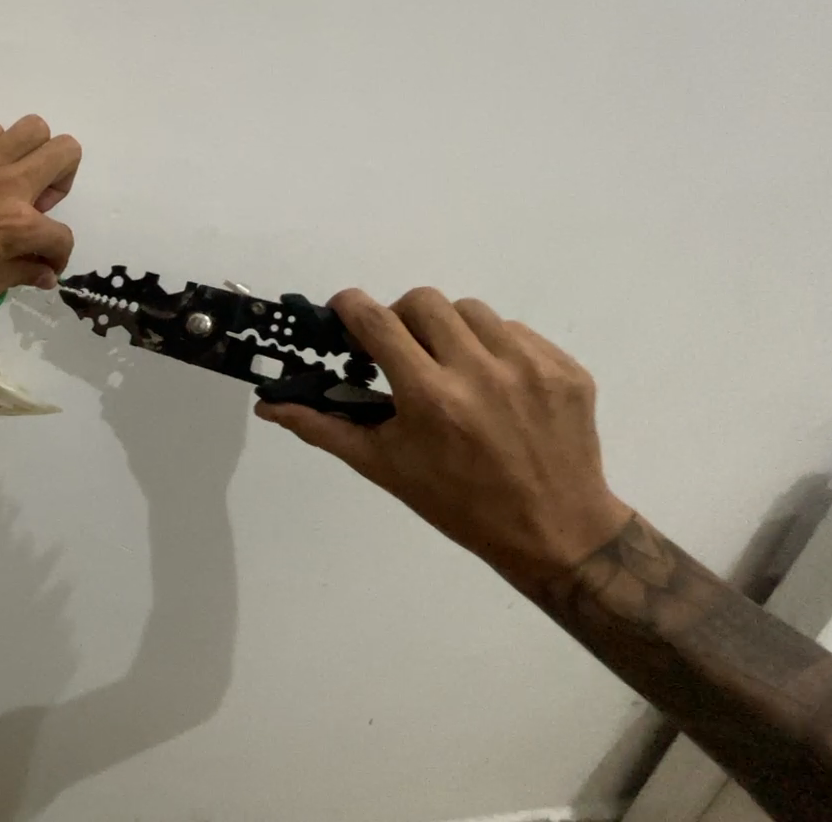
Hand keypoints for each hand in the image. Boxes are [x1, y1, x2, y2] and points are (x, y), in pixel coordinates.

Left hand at [0, 116, 81, 317]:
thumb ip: (17, 273)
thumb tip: (44, 272)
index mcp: (16, 226)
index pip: (61, 235)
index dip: (58, 255)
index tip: (43, 263)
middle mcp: (6, 185)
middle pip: (66, 152)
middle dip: (63, 181)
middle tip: (37, 206)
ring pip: (32, 128)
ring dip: (33, 154)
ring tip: (12, 183)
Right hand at [256, 288, 632, 587]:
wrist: (555, 530)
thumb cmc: (453, 500)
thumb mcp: (379, 465)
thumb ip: (320, 426)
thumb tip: (266, 404)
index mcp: (428, 395)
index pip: (374, 319)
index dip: (349, 306)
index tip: (343, 314)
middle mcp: (479, 371)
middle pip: (423, 301)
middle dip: (399, 316)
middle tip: (398, 349)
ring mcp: (530, 367)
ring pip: (470, 310)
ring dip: (446, 328)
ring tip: (447, 365)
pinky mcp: (566, 370)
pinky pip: (514, 331)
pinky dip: (491, 345)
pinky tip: (490, 382)